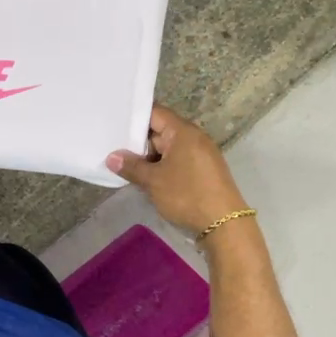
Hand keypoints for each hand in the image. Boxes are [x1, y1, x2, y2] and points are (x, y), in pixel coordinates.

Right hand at [107, 105, 249, 235]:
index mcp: (183, 131)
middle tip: (112, 149)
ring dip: (149, 158)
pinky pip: (177, 161)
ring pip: (168, 148)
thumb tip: (112, 157)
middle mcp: (194, 137)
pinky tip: (146, 179)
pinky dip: (161, 167)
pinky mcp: (203, 170)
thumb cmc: (186, 195)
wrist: (224, 224)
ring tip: (124, 166)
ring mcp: (200, 154)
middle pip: (160, 130)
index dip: (134, 117)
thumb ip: (131, 166)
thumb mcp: (153, 181)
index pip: (155, 113)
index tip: (113, 123)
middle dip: (138, 141)